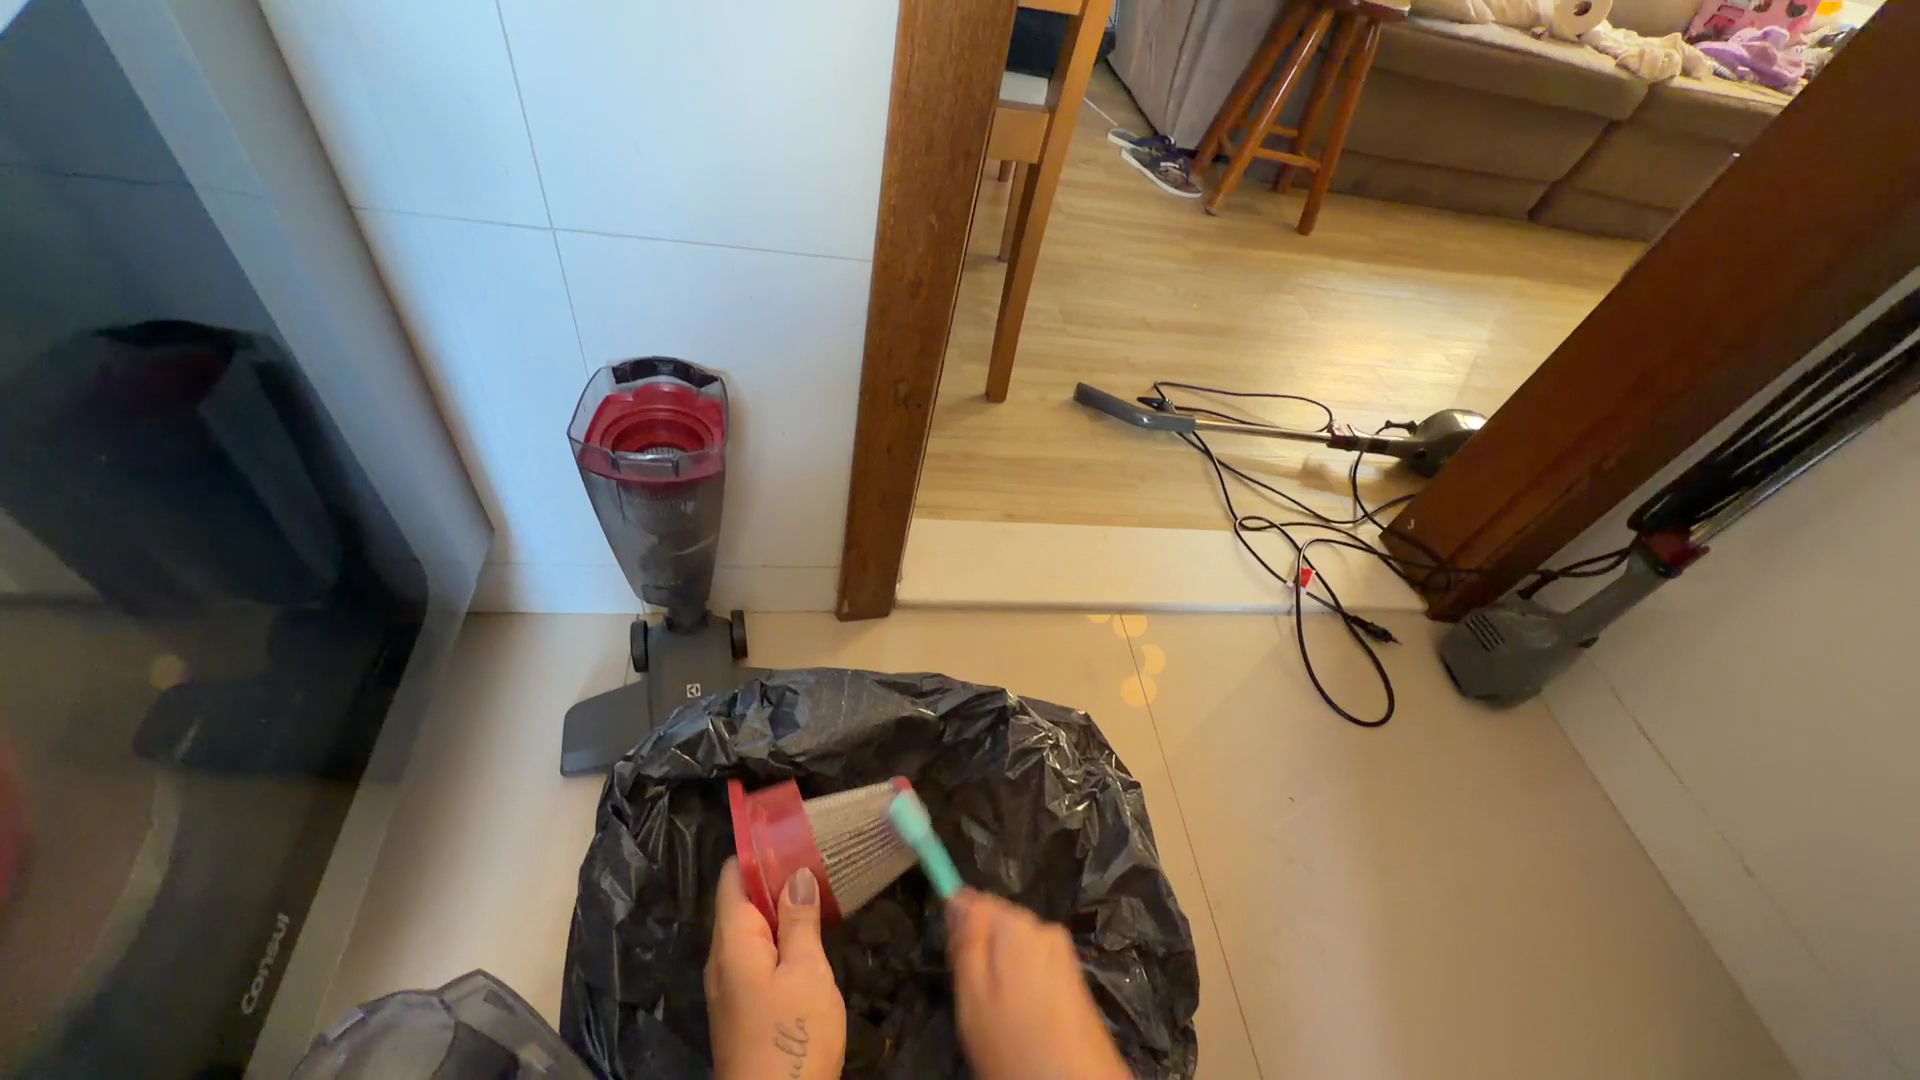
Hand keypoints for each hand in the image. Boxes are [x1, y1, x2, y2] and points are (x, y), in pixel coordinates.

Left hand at [705, 858, 845, 1079]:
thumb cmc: (791, 1037)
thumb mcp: (807, 972)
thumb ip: (799, 920)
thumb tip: (796, 874)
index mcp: (733, 940)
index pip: (733, 876)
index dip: (760, 851)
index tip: (794, 833)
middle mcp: (722, 958)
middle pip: (742, 901)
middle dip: (776, 878)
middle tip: (817, 858)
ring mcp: (729, 986)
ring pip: (751, 930)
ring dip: (781, 909)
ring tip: (819, 889)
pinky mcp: (742, 1008)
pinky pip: (756, 956)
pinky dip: (779, 937)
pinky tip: (808, 937)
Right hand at [947, 889, 1131, 1079]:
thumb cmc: (1015, 1044)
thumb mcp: (973, 996)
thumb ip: (965, 941)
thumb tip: (957, 897)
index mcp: (1017, 924)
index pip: (975, 900)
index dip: (959, 929)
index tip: (956, 963)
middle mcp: (1045, 927)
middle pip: (998, 923)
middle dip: (983, 952)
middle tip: (976, 998)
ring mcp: (1064, 952)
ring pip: (1016, 948)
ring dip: (1003, 972)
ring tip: (999, 1015)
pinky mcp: (1076, 976)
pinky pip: (1036, 966)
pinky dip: (1024, 986)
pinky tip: (1022, 1020)